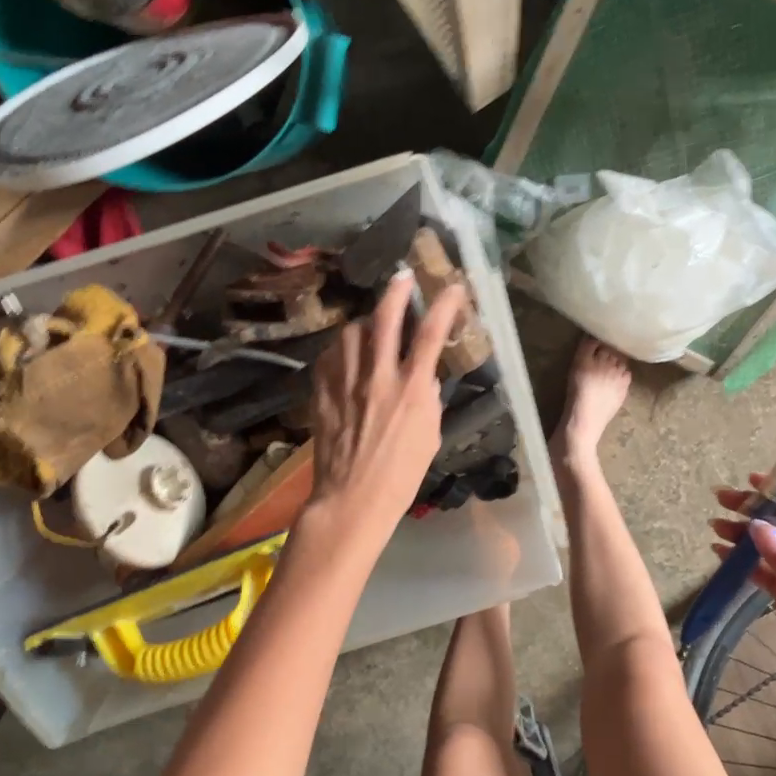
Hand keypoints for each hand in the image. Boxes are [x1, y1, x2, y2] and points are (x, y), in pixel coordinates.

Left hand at [307, 271, 463, 539]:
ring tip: (373, 322)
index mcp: (411, 390)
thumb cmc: (402, 475)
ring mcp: (345, 383)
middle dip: (396, 291)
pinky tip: (348, 352)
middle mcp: (377, 378)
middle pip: (385, 318)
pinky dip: (342, 347)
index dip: (444, 304)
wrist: (353, 499)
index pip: (431, 334)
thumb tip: (423, 375)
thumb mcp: (430, 434)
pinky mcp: (322, 392)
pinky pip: (330, 355)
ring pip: (352, 331)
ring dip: (366, 320)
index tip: (453, 287)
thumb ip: (427, 398)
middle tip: (403, 276)